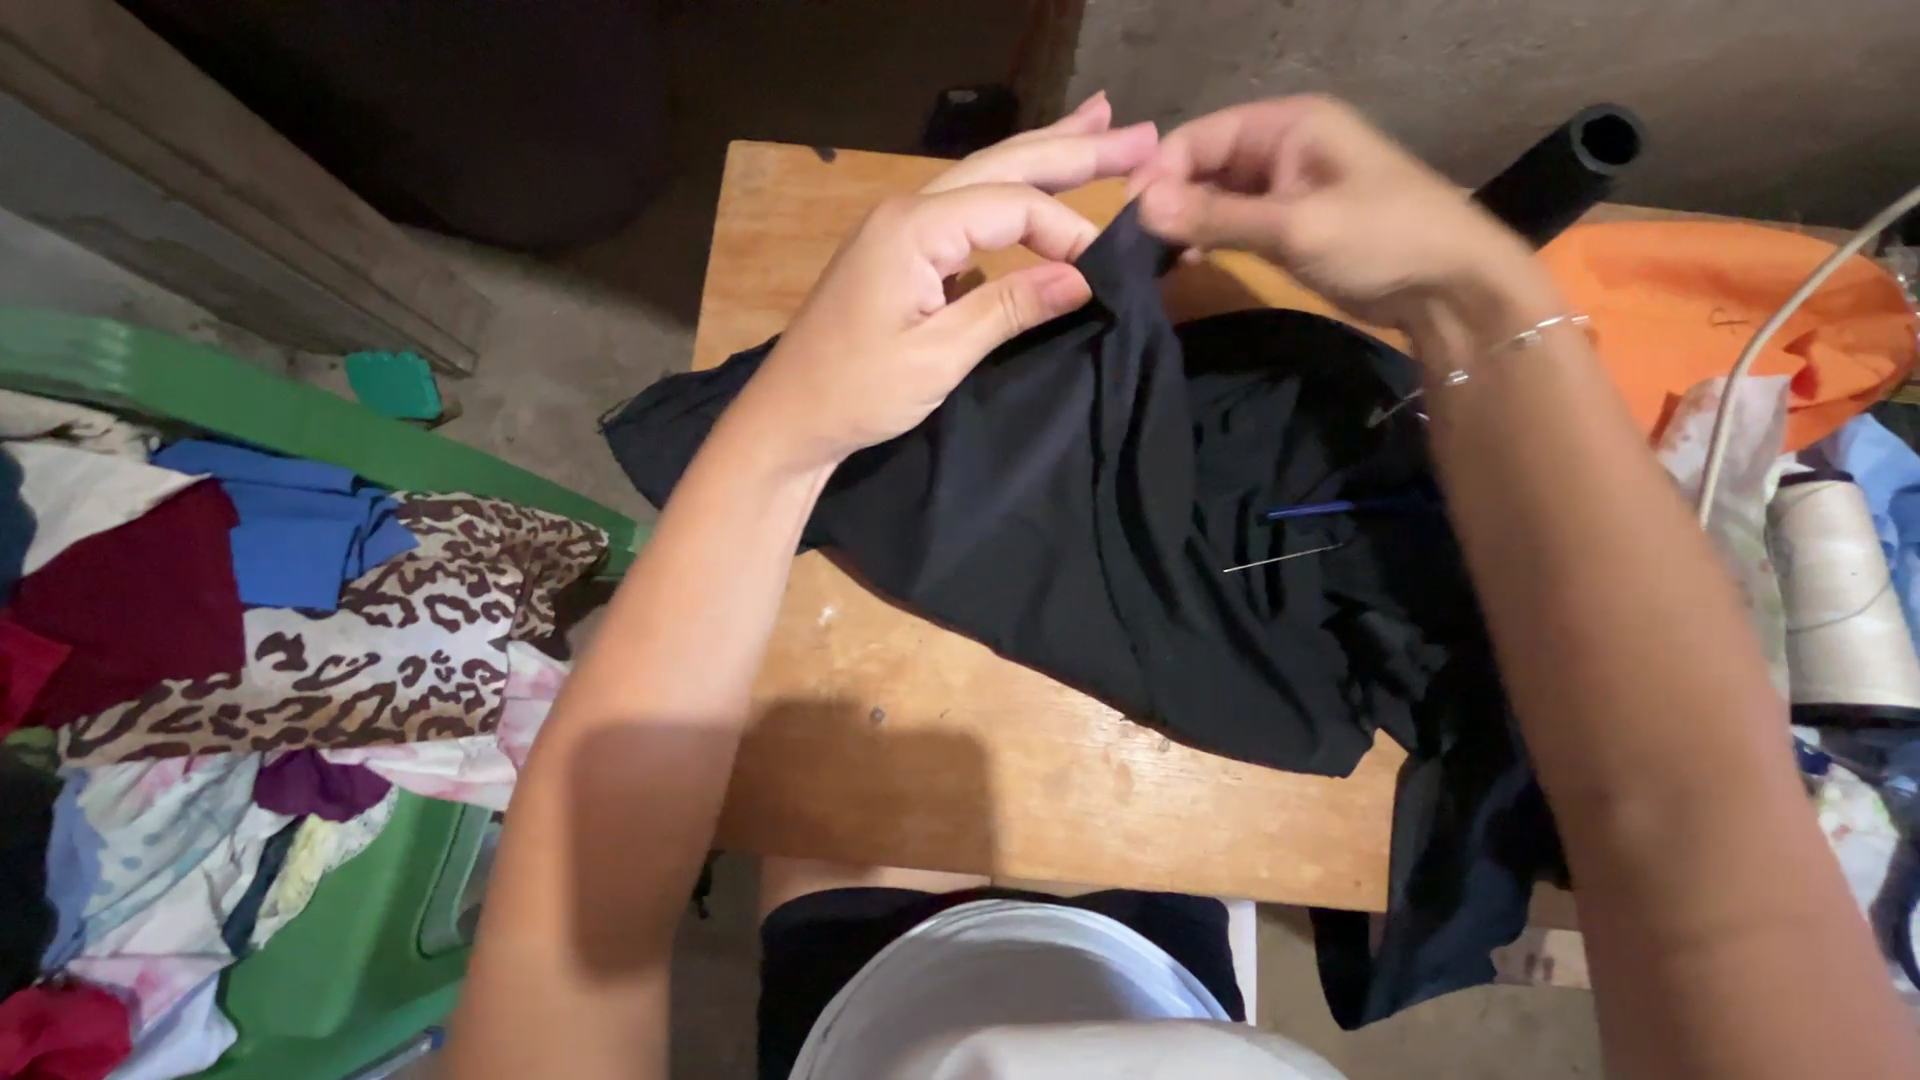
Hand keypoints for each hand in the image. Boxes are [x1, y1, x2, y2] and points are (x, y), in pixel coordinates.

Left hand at [730, 93, 1156, 472]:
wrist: (789, 417)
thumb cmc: (856, 392)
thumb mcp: (939, 356)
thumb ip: (1008, 308)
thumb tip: (1081, 279)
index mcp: (914, 227)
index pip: (1012, 206)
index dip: (1067, 231)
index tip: (1107, 269)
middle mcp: (906, 210)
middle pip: (1001, 165)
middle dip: (1072, 148)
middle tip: (1140, 135)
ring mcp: (898, 228)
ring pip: (982, 177)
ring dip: (1043, 156)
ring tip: (1100, 128)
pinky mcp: (898, 252)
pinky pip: (965, 209)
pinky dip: (1009, 194)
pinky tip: (1034, 188)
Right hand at [1130, 96, 1555, 335]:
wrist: (1448, 285)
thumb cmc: (1380, 238)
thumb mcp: (1293, 226)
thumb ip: (1216, 216)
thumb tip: (1140, 207)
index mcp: (1286, 125)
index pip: (1198, 138)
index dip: (1158, 175)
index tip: (1127, 223)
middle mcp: (1279, 146)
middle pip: (1200, 165)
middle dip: (1166, 201)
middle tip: (1131, 249)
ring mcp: (1282, 187)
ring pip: (1211, 197)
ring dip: (1182, 224)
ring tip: (1148, 261)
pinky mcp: (1285, 224)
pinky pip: (1229, 223)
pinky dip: (1204, 241)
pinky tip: (1180, 266)